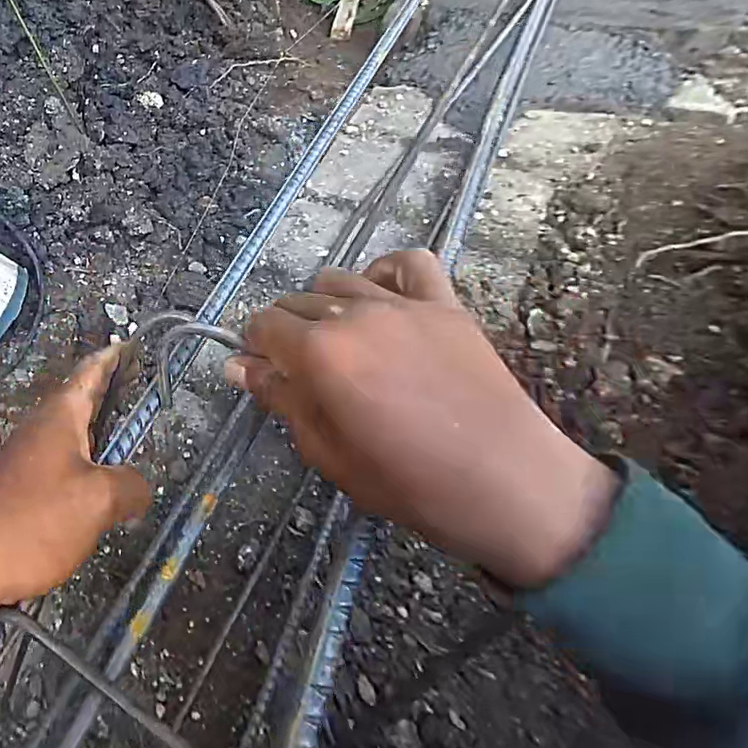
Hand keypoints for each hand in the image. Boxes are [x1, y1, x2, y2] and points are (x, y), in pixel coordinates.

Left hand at [0, 346, 151, 612]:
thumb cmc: (36, 521)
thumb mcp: (98, 501)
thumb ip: (130, 485)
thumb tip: (140, 487)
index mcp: (61, 415)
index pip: (91, 371)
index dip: (114, 356)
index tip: (133, 344)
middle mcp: (43, 425)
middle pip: (84, 395)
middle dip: (113, 387)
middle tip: (143, 385)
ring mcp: (30, 453)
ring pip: (75, 428)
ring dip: (103, 425)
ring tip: (132, 433)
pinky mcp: (24, 481)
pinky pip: (66, 455)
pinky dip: (90, 453)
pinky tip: (104, 477)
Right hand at [224, 249, 617, 587]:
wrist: (508, 484)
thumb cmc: (408, 482)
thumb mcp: (327, 452)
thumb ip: (280, 399)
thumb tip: (238, 365)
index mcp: (320, 352)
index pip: (263, 325)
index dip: (253, 345)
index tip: (261, 368)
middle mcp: (354, 313)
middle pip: (296, 300)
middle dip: (285, 329)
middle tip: (300, 367)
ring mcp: (402, 303)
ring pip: (339, 278)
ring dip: (324, 303)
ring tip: (340, 338)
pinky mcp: (444, 303)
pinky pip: (408, 262)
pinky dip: (386, 272)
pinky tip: (382, 298)